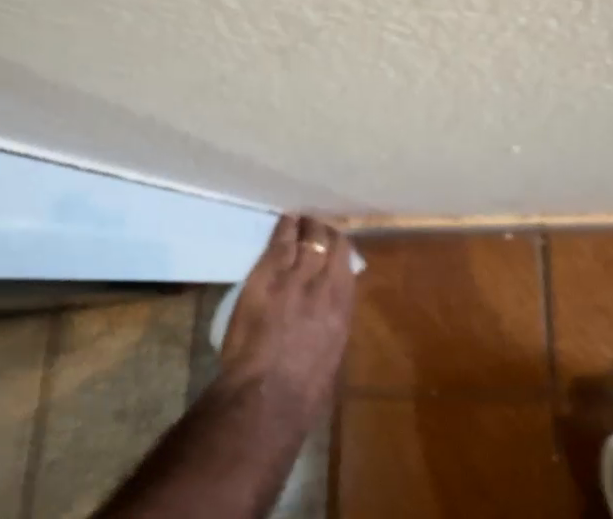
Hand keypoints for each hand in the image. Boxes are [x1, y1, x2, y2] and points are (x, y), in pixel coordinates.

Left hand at [215, 214, 357, 417]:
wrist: (269, 394)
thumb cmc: (303, 392)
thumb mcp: (330, 359)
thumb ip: (330, 332)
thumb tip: (326, 325)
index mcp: (342, 308)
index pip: (346, 264)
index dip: (340, 250)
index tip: (335, 244)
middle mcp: (325, 285)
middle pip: (328, 245)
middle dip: (324, 233)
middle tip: (318, 226)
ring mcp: (295, 277)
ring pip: (307, 239)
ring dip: (307, 227)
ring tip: (304, 218)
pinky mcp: (266, 276)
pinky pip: (280, 242)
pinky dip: (285, 228)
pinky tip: (286, 219)